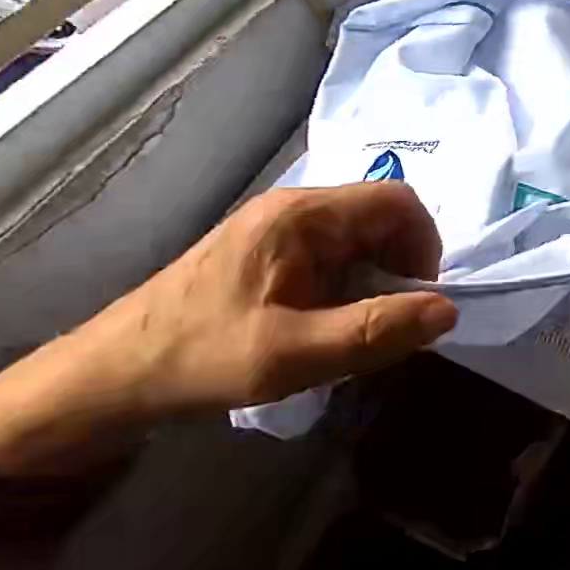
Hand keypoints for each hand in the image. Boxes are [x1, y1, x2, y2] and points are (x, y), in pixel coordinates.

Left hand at [0, 183, 457, 475]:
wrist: (123, 368)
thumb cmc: (205, 355)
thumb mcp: (296, 354)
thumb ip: (375, 331)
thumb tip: (446, 309)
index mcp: (302, 216)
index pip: (396, 201)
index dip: (424, 246)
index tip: (419, 302)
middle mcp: (292, 207)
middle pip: (377, 218)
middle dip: (398, 268)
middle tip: (389, 326)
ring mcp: (276, 227)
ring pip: (354, 240)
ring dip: (372, 282)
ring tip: (356, 332)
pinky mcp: (265, 250)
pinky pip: (327, 255)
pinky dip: (345, 286)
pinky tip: (326, 326)